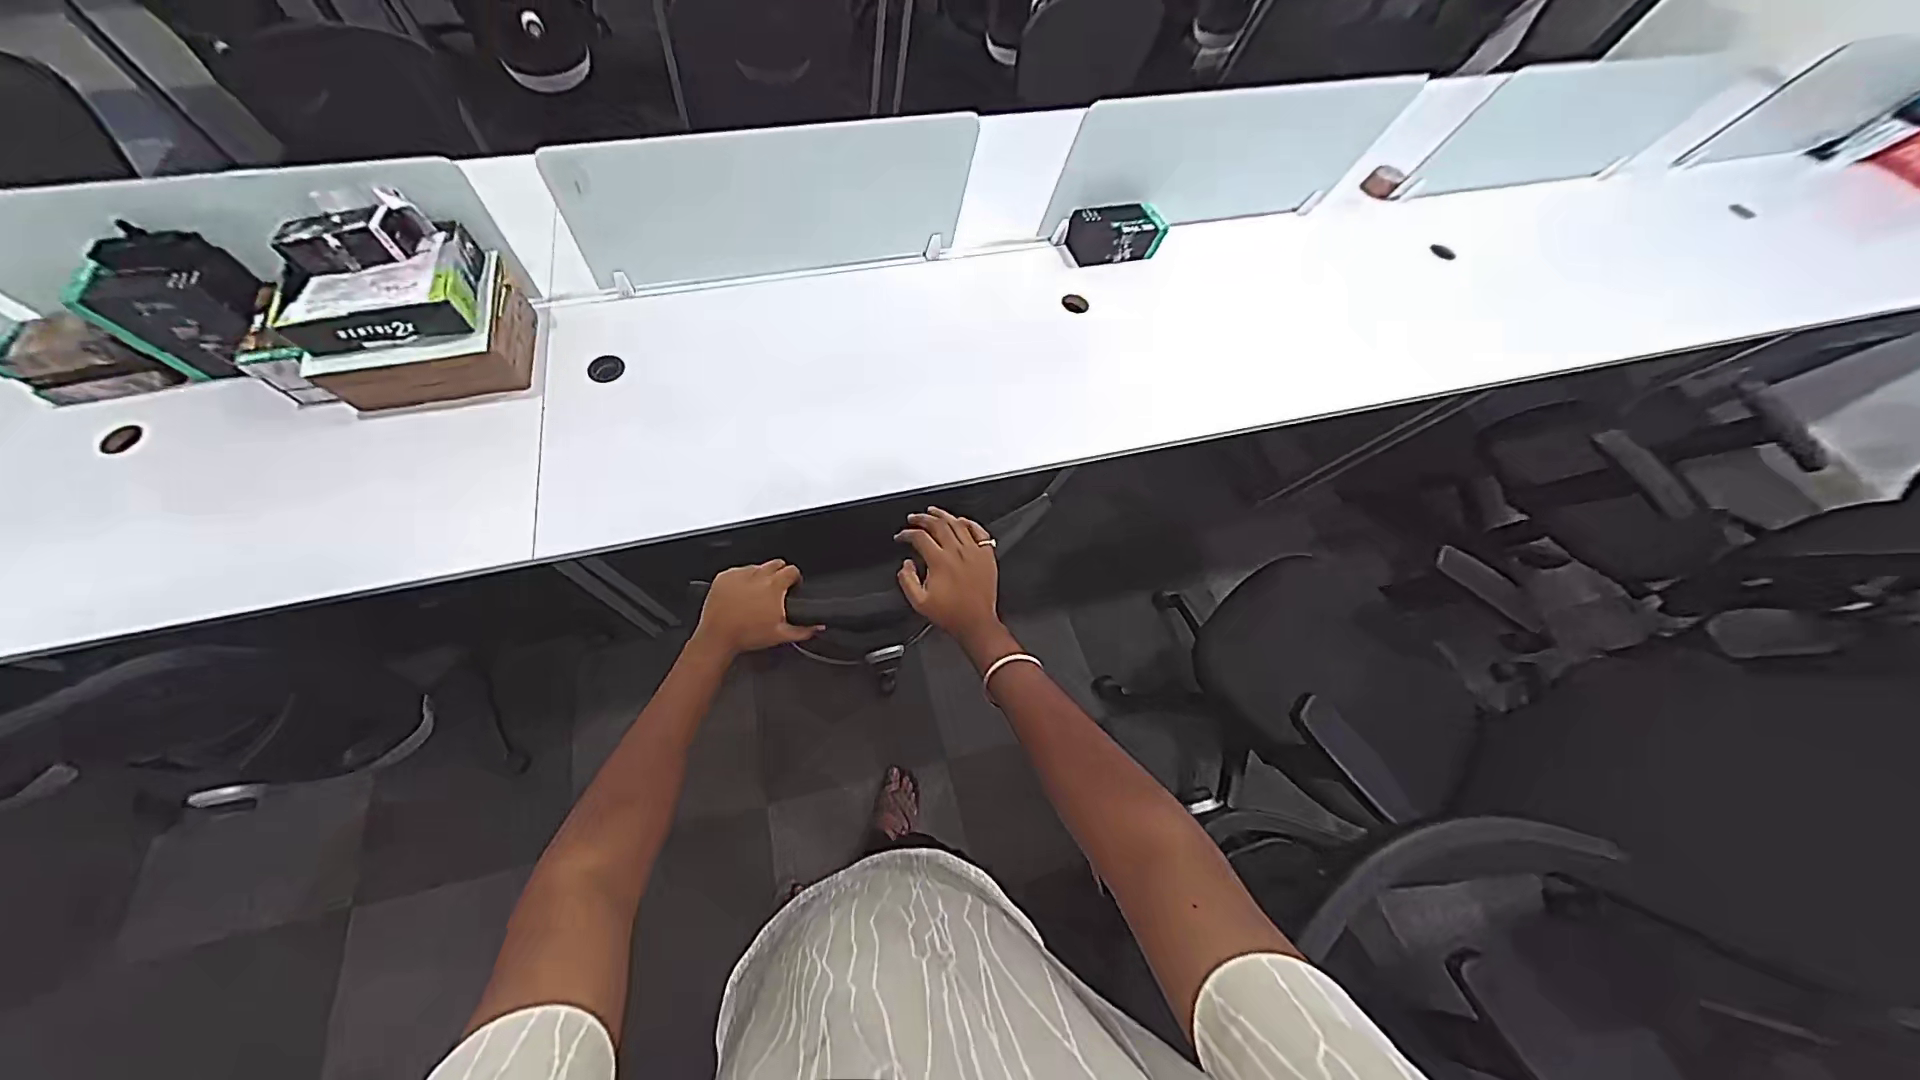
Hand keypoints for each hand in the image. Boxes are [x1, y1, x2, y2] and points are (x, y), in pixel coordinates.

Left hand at [693, 560, 821, 656]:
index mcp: (774, 587)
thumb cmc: (747, 636)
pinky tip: (741, 593)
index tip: (793, 585)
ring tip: (756, 593)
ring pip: (757, 567)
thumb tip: (818, 627)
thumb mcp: (780, 635)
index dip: (795, 577)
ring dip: (760, 576)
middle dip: (779, 573)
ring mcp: (739, 575)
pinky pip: (738, 571)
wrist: (717, 637)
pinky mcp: (724, 577)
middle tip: (776, 589)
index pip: (792, 570)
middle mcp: (758, 576)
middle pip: (776, 563)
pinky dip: (742, 579)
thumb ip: (803, 630)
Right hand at [896, 506, 1002, 644]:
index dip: (906, 533)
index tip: (901, 536)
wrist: (976, 622)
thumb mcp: (919, 602)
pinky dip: (969, 523)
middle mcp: (957, 552)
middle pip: (937, 524)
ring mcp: (974, 552)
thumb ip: (907, 580)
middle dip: (922, 518)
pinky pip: (979, 531)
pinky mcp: (987, 555)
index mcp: (940, 562)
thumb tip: (906, 565)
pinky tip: (962, 521)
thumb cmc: (951, 614)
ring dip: (943, 515)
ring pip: (957, 523)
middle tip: (914, 518)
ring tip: (933, 511)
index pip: (919, 537)